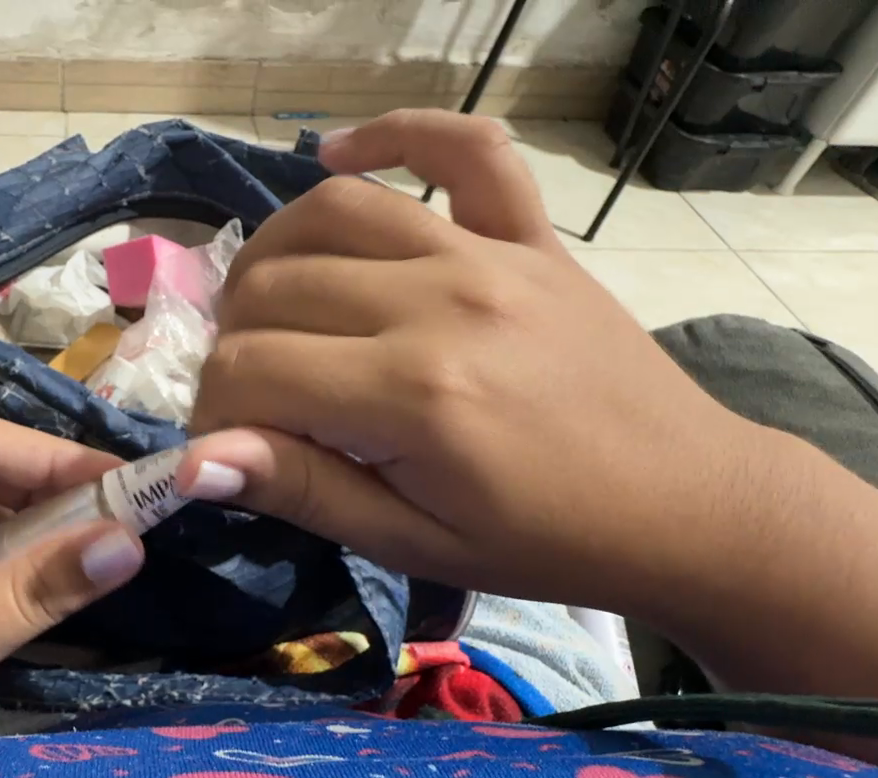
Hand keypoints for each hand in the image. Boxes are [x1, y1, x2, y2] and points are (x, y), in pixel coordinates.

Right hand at [183, 109, 785, 616]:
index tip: (227, 451)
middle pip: (273, 289)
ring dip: (272, 258)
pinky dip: (396, 134)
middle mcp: (440, 301)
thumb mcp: (407, 543)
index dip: (211, 414)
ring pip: (333, 213)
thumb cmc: (538, 543)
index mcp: (409, 395)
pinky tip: (340, 152)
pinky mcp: (530, 236)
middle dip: (233, 347)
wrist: (684, 505)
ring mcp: (490, 254)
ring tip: (265, 311)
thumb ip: (300, 489)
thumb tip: (193, 464)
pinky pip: (462, 149)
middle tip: (252, 399)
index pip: (249, 371)